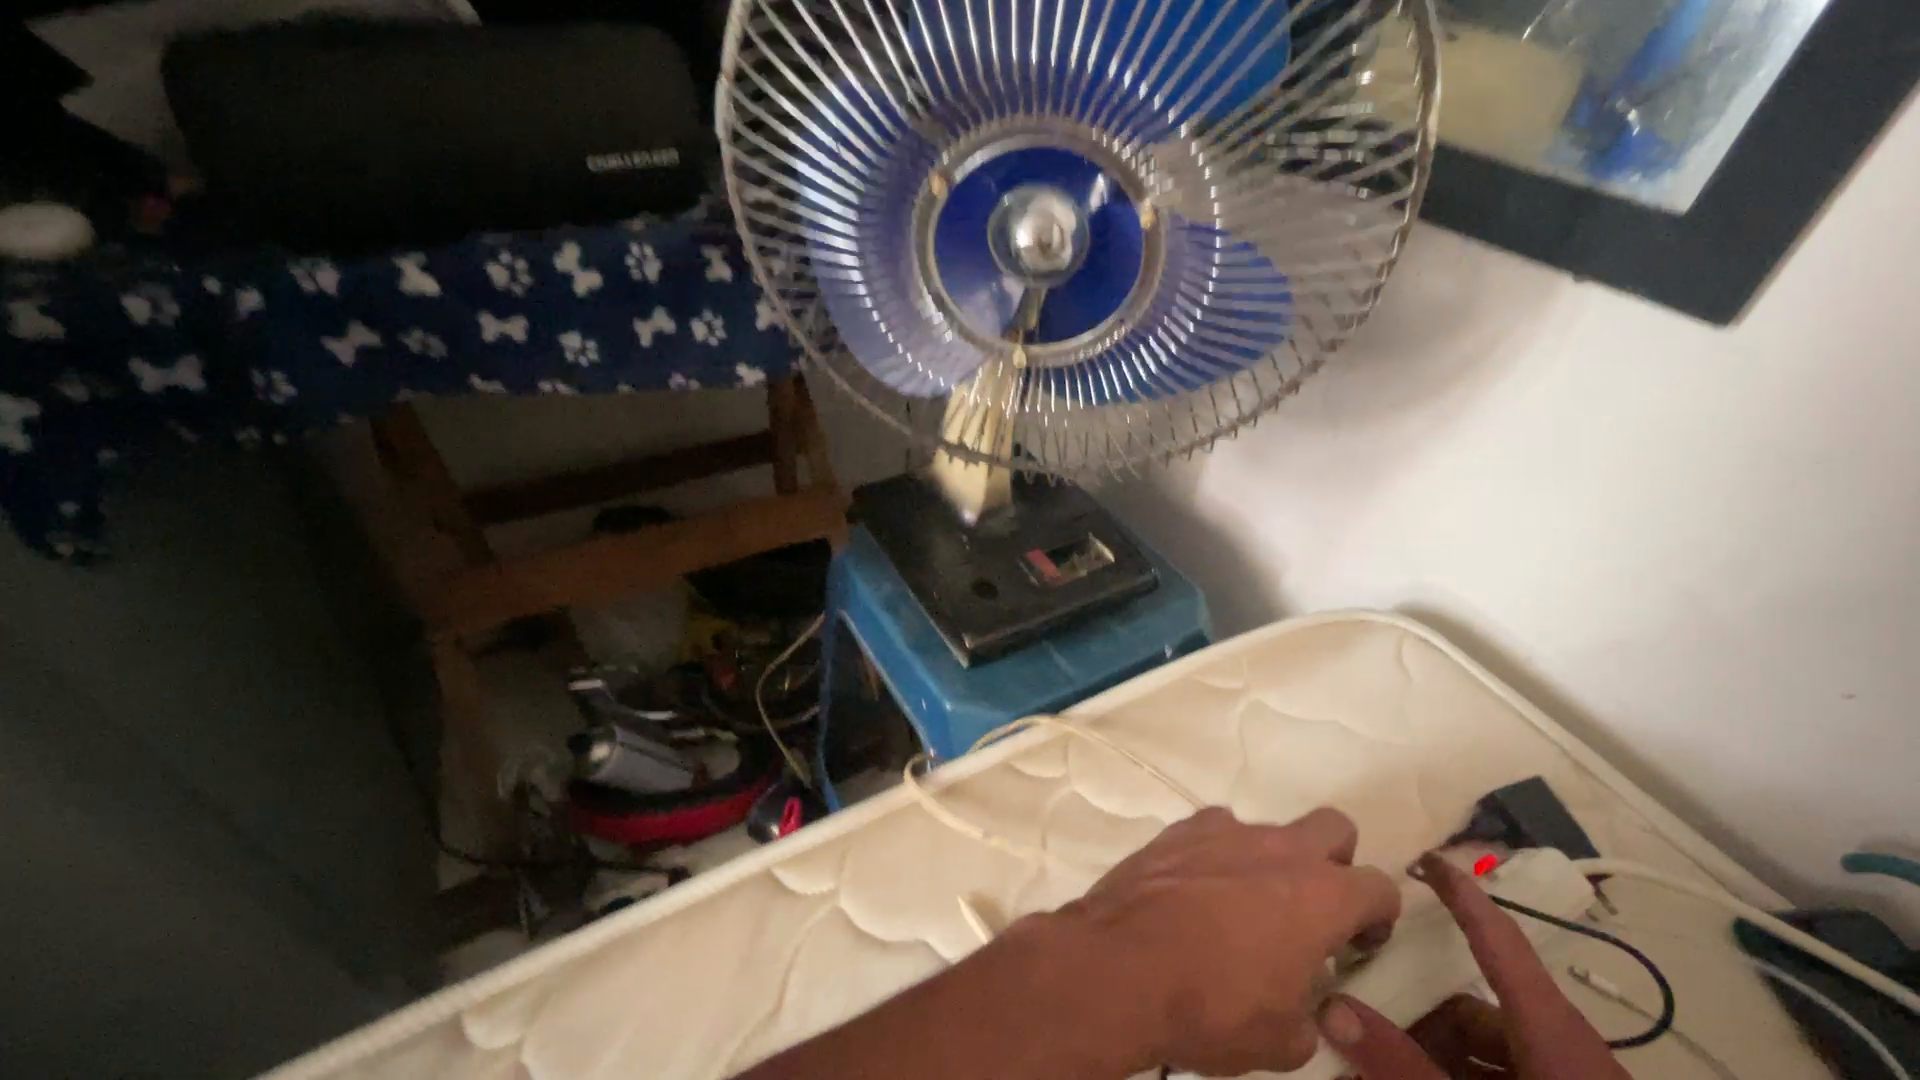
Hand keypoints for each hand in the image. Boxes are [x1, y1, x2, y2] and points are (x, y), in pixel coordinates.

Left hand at [1060, 806, 1401, 1076]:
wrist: (1118, 968)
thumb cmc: (1212, 1007)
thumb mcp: (1280, 1042)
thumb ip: (1312, 1021)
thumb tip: (1319, 1014)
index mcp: (1321, 896)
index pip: (1379, 888)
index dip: (1377, 918)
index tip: (1355, 945)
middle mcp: (1278, 849)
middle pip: (1332, 828)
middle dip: (1334, 862)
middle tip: (1310, 909)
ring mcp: (1222, 832)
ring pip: (1265, 829)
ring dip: (1266, 860)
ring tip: (1240, 906)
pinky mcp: (1174, 832)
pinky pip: (1210, 831)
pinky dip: (1214, 856)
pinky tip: (1194, 892)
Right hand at [1315, 852, 1631, 1078]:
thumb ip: (1402, 1066)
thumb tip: (1333, 1006)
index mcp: (1551, 1034)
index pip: (1497, 940)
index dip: (1460, 894)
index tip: (1421, 857)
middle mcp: (1561, 1051)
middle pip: (1473, 1007)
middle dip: (1413, 1011)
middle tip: (1356, 1015)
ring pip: (1481, 1053)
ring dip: (1427, 1054)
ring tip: (1374, 1067)